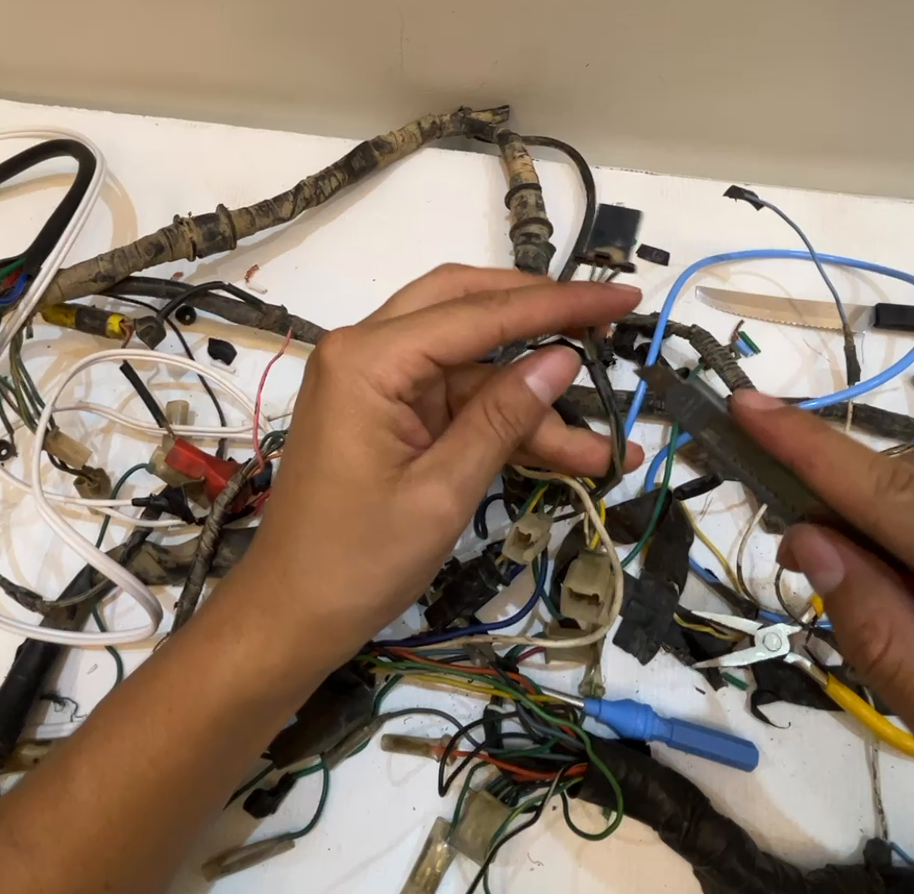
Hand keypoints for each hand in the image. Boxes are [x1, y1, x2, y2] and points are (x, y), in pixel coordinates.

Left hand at [225, 265, 640, 667]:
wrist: (290, 615)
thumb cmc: (357, 561)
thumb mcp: (443, 491)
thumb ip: (502, 418)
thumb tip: (561, 358)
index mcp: (368, 359)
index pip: (477, 314)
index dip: (557, 305)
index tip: (623, 298)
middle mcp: (365, 352)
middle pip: (466, 310)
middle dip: (538, 319)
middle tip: (607, 326)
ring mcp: (374, 383)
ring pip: (470, 368)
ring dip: (532, 406)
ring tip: (605, 450)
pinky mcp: (385, 414)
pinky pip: (454, 403)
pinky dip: (502, 427)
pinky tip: (563, 456)